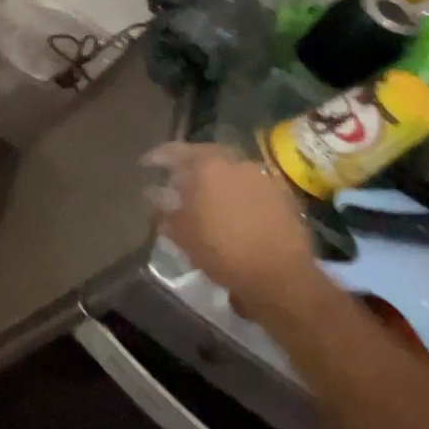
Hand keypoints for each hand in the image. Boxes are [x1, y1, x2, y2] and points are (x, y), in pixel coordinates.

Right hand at [142, 142, 318, 310]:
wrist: (281, 277)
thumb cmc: (222, 251)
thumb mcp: (182, 232)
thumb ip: (164, 207)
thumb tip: (152, 191)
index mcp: (207, 165)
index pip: (174, 151)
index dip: (156, 157)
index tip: (144, 164)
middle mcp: (236, 162)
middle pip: (205, 156)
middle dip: (188, 165)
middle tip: (175, 178)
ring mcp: (263, 177)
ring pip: (230, 169)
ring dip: (214, 178)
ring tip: (203, 195)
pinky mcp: (283, 196)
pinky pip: (250, 185)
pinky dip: (236, 191)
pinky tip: (230, 208)